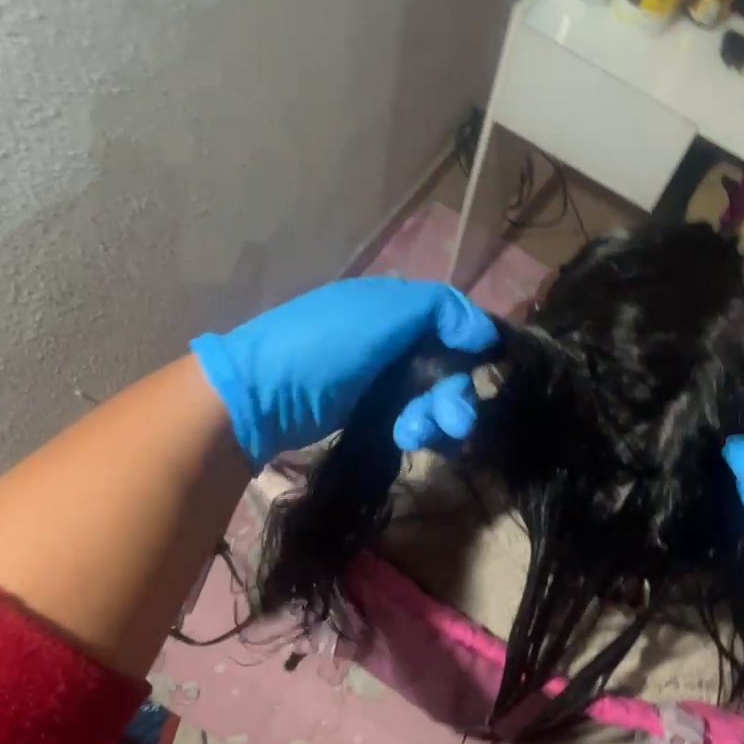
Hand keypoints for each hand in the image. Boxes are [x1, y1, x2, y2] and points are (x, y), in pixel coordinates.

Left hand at [192, 277, 498, 466]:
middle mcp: (391, 337)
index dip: (471, 342)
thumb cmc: (320, 348)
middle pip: (446, 364)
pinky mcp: (369, 409)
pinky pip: (410, 414)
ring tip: (415, 435)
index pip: (450, 317)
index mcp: (393, 305)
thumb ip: (437, 311)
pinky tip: (407, 439)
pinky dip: (416, 427)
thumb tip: (485, 330)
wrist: (258, 398)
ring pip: (430, 395)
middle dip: (454, 394)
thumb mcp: (380, 316)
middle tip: (458, 425)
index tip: (485, 366)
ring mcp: (378, 375)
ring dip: (434, 417)